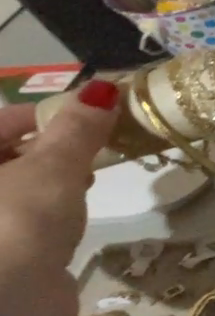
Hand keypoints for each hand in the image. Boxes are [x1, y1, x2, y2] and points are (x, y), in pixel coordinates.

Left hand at [0, 82, 119, 315]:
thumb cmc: (13, 225)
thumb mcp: (52, 170)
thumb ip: (78, 130)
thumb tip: (104, 90)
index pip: (0, 120)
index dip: (49, 116)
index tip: (99, 120)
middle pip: (0, 152)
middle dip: (46, 149)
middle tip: (91, 155)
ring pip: (6, 183)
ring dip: (42, 179)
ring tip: (79, 187)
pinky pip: (7, 214)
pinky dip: (34, 209)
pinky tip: (63, 218)